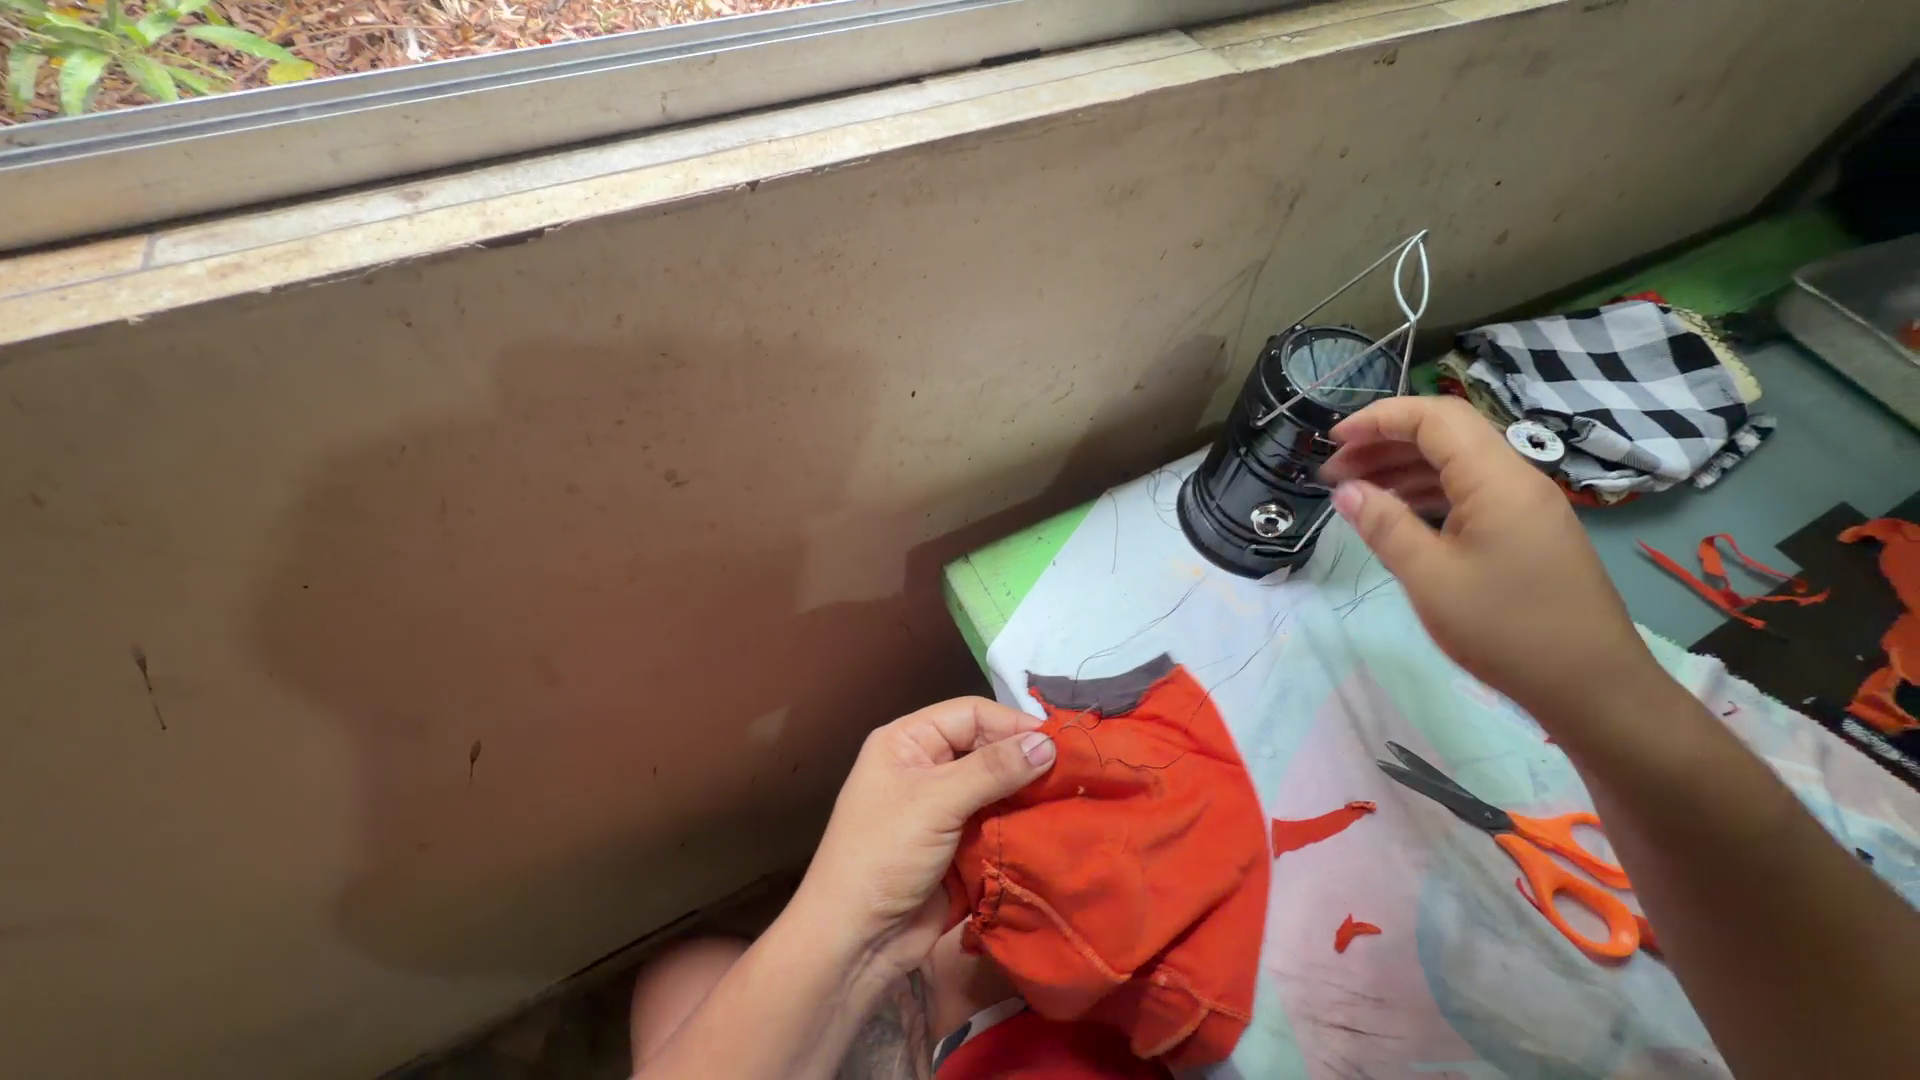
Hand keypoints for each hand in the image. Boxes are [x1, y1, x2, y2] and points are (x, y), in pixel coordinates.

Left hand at [795, 697, 1055, 974]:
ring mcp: (944, 809)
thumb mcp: (936, 801)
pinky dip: (1022, 824)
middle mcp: (926, 767)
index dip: (1012, 723)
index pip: (970, 714)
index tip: (1059, 741)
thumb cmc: (884, 854)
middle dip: (1025, 758)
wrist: (857, 941)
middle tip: (1074, 770)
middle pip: (987, 748)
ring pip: (998, 787)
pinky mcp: (961, 846)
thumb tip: (1049, 742)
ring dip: (1028, 793)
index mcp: (907, 742)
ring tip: (1072, 796)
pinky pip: (999, 823)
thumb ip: (993, 769)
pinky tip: (1054, 825)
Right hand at [1319, 396, 1663, 722]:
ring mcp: (1525, 507)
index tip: (1332, 441)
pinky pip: (1470, 493)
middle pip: (1446, 435)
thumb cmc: (1505, 629)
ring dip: (1402, 469)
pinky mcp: (1526, 532)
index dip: (1379, 418)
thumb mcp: (1430, 578)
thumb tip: (1345, 490)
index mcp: (1497, 481)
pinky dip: (1427, 493)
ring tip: (1355, 493)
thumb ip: (1385, 526)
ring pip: (1457, 465)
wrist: (1591, 686)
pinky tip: (1397, 515)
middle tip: (1333, 472)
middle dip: (1384, 443)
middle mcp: (1517, 480)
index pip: (1434, 418)